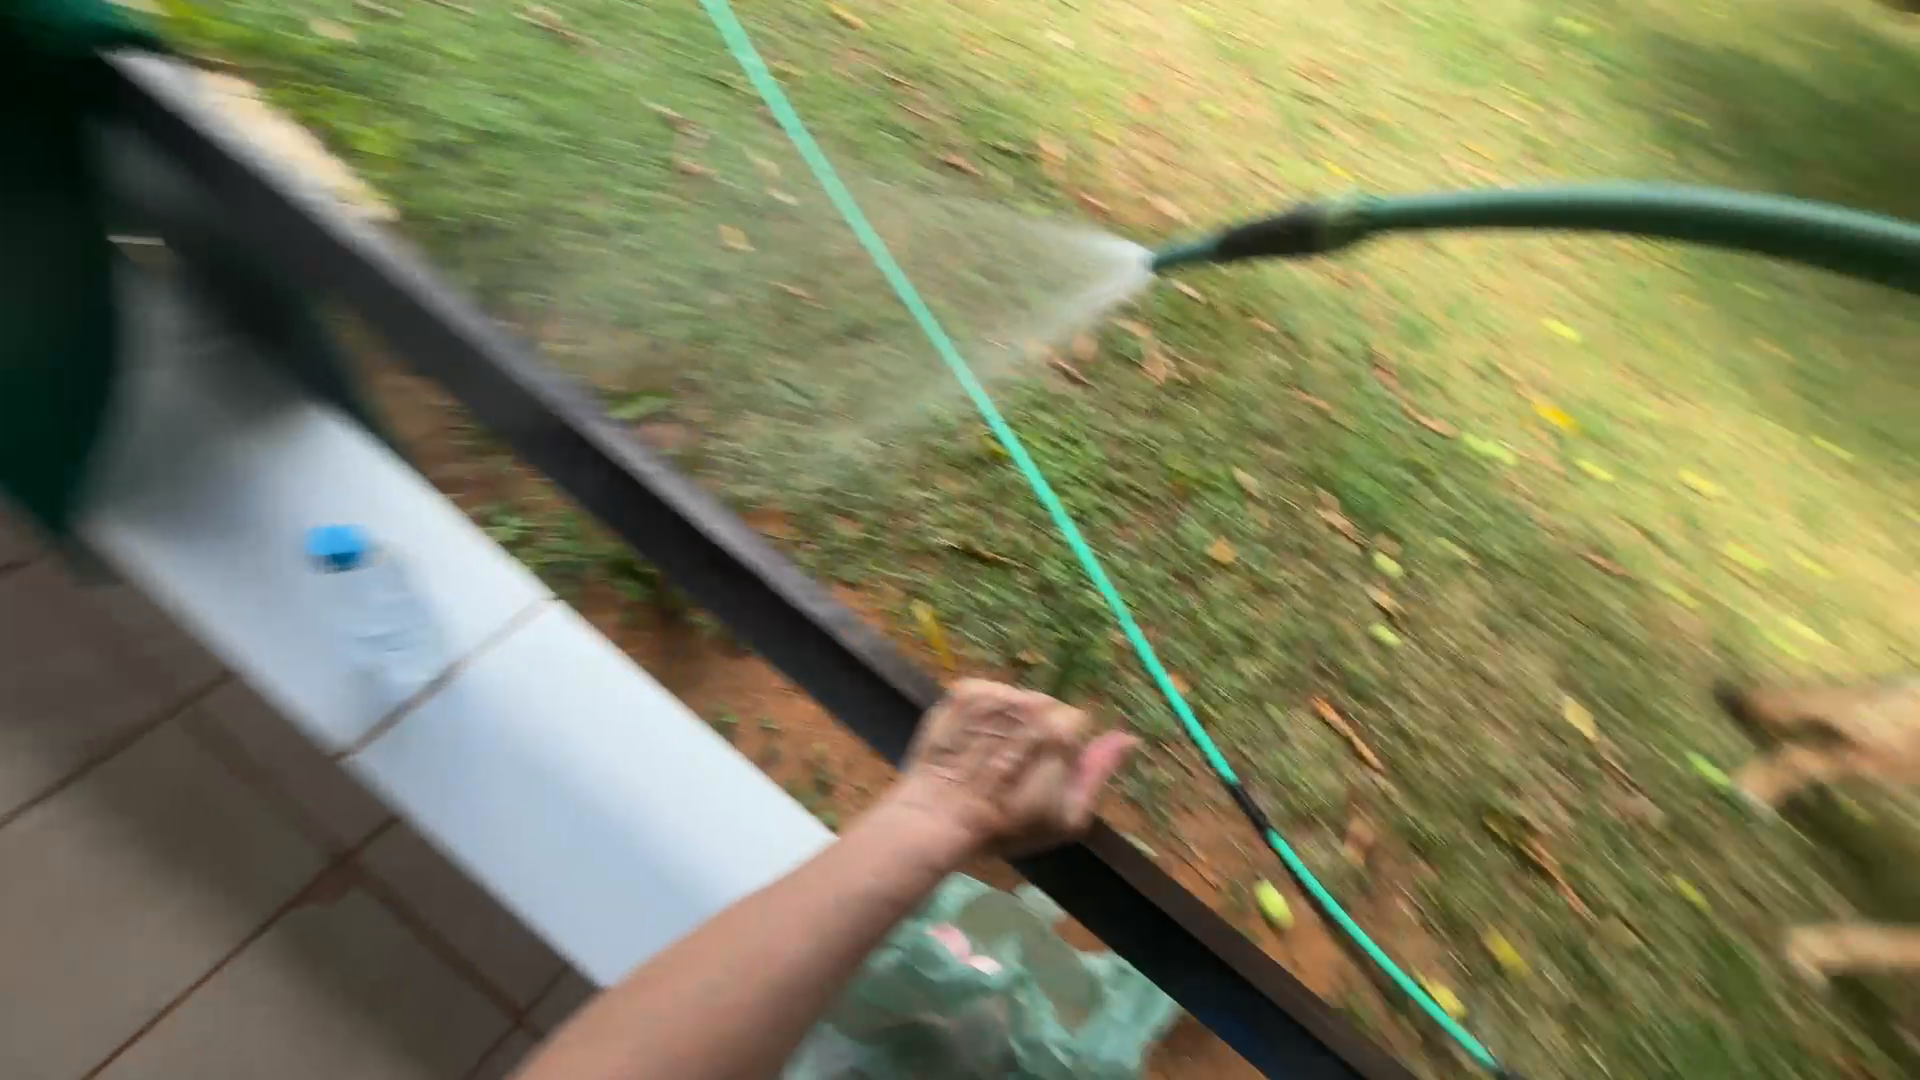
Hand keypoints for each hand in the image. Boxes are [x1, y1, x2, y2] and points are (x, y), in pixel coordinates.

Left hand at [888, 679, 1135, 856]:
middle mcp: (1030, 701)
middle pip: (1046, 708)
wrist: (940, 816)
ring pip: (1017, 699)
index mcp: (1061, 728)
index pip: (1077, 723)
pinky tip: (971, 740)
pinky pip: (986, 693)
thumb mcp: (1068, 815)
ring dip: (1010, 720)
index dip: (1064, 750)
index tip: (1044, 774)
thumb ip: (1099, 771)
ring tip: (988, 754)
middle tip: (1014, 766)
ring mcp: (995, 693)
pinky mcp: (964, 689)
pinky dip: (982, 711)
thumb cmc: (1009, 824)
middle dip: (1038, 731)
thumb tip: (1129, 737)